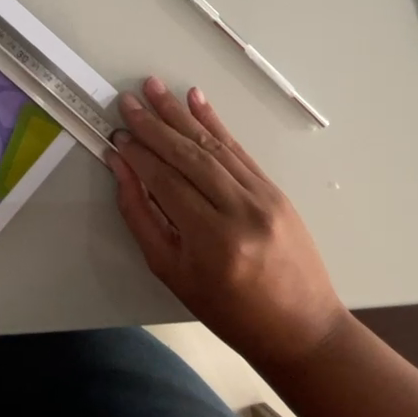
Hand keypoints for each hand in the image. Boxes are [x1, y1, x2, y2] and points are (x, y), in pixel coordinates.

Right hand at [108, 77, 347, 365]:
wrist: (301, 328)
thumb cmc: (229, 310)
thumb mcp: (173, 272)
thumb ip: (141, 216)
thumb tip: (120, 167)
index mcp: (211, 240)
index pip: (165, 181)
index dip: (138, 154)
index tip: (116, 134)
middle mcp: (239, 212)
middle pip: (187, 156)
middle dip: (154, 125)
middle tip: (128, 100)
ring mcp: (262, 197)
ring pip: (212, 146)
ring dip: (179, 113)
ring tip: (153, 88)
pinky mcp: (275, 189)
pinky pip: (238, 149)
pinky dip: (214, 122)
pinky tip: (195, 99)